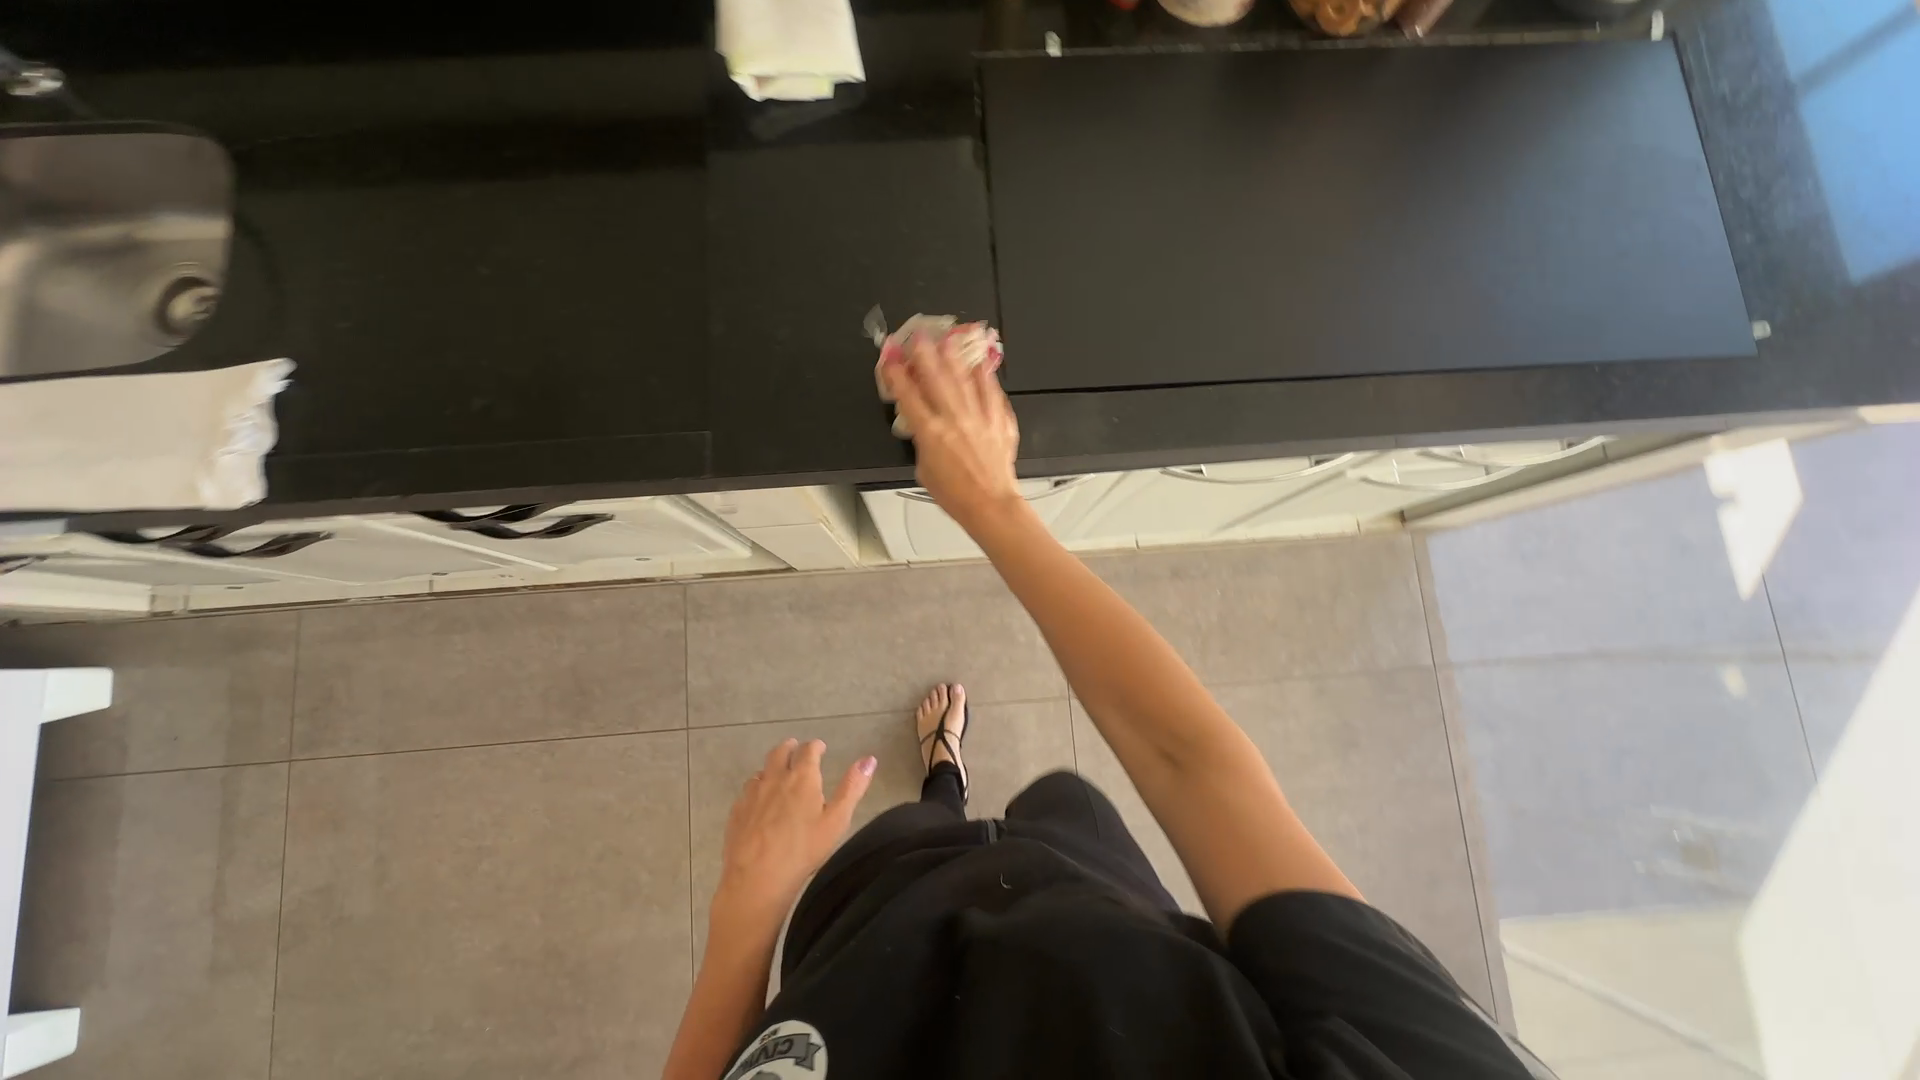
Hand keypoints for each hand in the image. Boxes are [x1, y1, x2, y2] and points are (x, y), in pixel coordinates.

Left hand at [715, 739, 875, 912]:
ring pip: (762, 771)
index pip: (808, 750)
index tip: (820, 747)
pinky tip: (758, 801)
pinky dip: (756, 788)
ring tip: (777, 775)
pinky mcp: (736, 811)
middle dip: (790, 747)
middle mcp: (775, 778)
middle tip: (795, 749)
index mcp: (802, 777)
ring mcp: (752, 794)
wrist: (757, 877)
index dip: (815, 746)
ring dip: (771, 768)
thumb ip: (852, 787)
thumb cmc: (803, 849)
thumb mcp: (837, 820)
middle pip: (780, 752)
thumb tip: (869, 759)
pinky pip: (747, 791)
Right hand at [880, 327, 1022, 531]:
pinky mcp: (998, 421)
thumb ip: (923, 442)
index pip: (907, 395)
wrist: (990, 504)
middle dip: (923, 354)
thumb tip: (924, 426)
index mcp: (930, 433)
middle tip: (917, 336)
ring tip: (947, 339)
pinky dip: (985, 376)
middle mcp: (954, 420)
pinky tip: (980, 363)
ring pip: (963, 379)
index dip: (896, 374)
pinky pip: (991, 392)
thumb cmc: (956, 495)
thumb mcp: (924, 470)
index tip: (890, 358)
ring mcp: (978, 418)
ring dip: (953, 357)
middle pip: (935, 378)